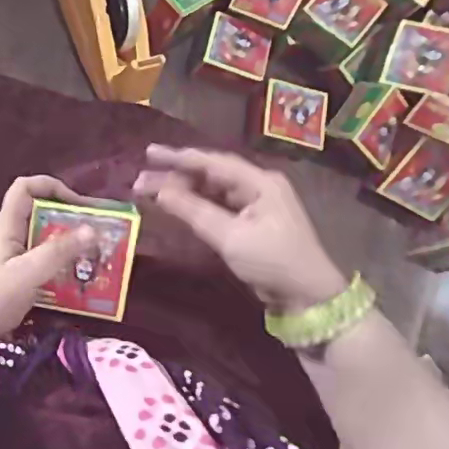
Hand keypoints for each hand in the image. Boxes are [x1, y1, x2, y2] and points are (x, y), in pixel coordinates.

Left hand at [0, 176, 97, 337]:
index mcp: (6, 227)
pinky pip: (43, 259)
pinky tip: (79, 275)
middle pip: (40, 212)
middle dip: (69, 218)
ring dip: (69, 243)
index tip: (77, 204)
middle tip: (97, 232)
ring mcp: (13, 256)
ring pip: (44, 238)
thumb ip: (58, 252)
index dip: (51, 187)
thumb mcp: (27, 273)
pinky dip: (62, 262)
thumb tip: (92, 229)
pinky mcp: (17, 275)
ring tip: (95, 253)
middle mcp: (10, 236)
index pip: (24, 188)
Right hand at [132, 145, 345, 311]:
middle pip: (211, 174)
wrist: (306, 295)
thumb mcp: (230, 236)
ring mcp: (255, 205)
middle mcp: (258, 186)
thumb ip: (194, 211)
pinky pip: (217, 206)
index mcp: (260, 182)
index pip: (213, 163)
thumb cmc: (272, 261)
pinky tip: (176, 205)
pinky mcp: (250, 223)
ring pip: (212, 190)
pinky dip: (195, 205)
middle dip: (176, 175)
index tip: (150, 154)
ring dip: (183, 190)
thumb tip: (160, 192)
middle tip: (142, 177)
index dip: (180, 157)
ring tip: (151, 190)